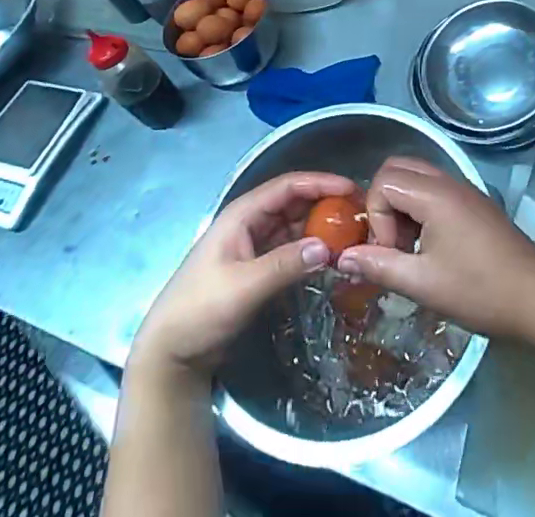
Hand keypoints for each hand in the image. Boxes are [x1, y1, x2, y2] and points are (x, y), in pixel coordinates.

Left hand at [131, 171, 357, 375]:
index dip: (320, 184)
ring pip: (294, 228)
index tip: (352, 190)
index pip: (287, 187)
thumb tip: (327, 247)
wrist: (172, 350)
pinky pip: (291, 251)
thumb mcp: (243, 286)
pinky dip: (311, 250)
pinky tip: (333, 258)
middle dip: (326, 205)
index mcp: (242, 215)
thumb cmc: (201, 309)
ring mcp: (254, 247)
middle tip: (361, 215)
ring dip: (321, 228)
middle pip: (294, 204)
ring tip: (355, 235)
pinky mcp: (258, 270)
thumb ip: (284, 265)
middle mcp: (250, 224)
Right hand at [335, 156, 534, 339]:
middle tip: (391, 242)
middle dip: (383, 202)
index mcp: (434, 195)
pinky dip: (420, 208)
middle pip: (396, 169)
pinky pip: (434, 189)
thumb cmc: (480, 291)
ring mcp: (464, 190)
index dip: (376, 217)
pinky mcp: (474, 203)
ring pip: (415, 177)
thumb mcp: (422, 284)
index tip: (389, 253)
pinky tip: (430, 246)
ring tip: (408, 247)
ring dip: (401, 205)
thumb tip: (342, 258)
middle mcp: (447, 182)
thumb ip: (378, 266)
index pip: (383, 183)